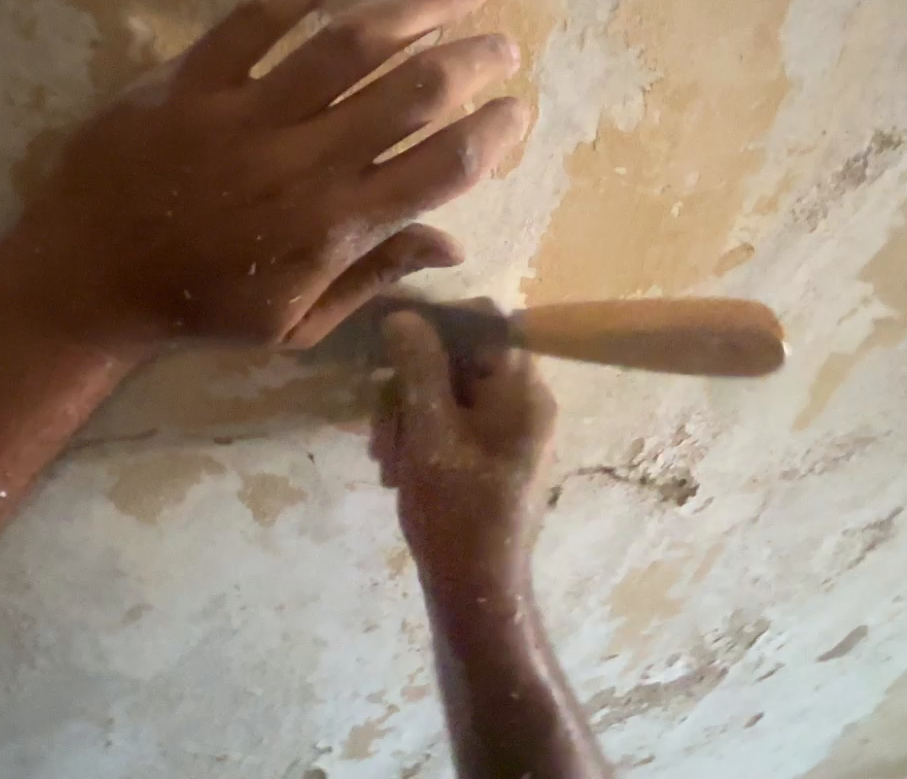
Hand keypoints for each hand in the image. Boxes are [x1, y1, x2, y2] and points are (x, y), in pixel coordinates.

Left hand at [6, 0, 527, 351]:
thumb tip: (453, 245)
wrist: (87, 277)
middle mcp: (304, 162)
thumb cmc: (202, 306)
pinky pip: (263, 11)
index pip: (440, 168)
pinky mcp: (196, 75)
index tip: (518, 110)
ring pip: (353, 43)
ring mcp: (248, 112)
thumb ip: (375, 278)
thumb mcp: (296, 322)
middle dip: (473, 62)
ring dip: (421, 4)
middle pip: (412, 94)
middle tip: (504, 46)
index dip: (493, 134)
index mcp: (333, 228)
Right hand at [373, 303, 557, 590]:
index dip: (438, 323)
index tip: (394, 343)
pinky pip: (451, 423)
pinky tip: (398, 472)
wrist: (476, 594)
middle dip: (409, 389)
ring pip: (446, 393)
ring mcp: (509, 431)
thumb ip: (418, 367)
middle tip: (383, 433)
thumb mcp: (429, 432)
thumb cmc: (457, 511)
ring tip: (388, 463)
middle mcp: (523, 402)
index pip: (486, 322)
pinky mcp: (491, 454)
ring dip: (407, 419)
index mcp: (522, 390)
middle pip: (458, 360)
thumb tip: (404, 314)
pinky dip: (420, 439)